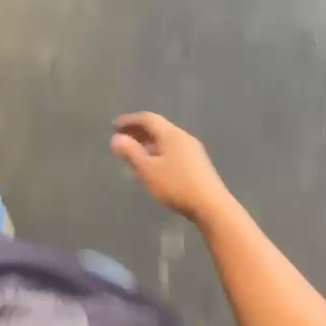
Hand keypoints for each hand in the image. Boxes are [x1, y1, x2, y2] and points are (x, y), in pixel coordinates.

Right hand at [111, 112, 231, 221]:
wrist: (211, 205)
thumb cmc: (176, 185)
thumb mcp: (148, 170)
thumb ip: (131, 153)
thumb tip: (117, 138)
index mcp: (171, 134)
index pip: (148, 119)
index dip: (130, 121)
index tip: (114, 127)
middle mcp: (183, 137)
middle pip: (158, 128)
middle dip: (138, 132)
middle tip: (121, 138)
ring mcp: (192, 150)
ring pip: (165, 140)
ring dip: (148, 143)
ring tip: (134, 153)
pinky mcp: (197, 163)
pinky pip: (172, 150)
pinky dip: (158, 152)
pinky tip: (153, 165)